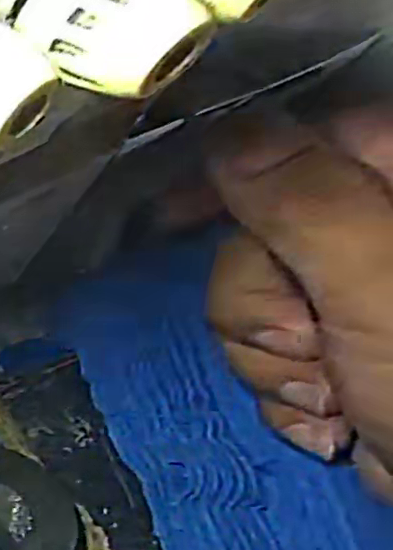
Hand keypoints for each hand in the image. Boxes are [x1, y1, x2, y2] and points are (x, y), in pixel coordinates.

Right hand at [205, 108, 392, 500]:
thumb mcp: (382, 286)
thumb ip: (308, 205)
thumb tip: (231, 135)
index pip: (322, 143)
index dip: (240, 174)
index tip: (176, 215)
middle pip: (266, 237)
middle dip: (255, 301)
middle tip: (302, 342)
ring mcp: (375, 298)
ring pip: (253, 300)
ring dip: (264, 355)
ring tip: (323, 392)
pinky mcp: (349, 347)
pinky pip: (268, 347)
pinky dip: (281, 387)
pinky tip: (329, 414)